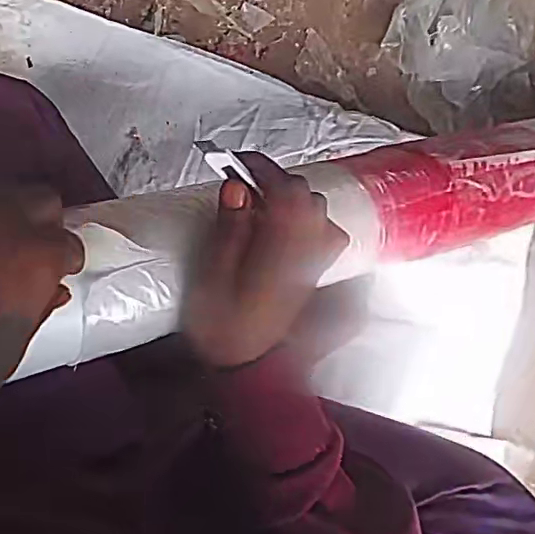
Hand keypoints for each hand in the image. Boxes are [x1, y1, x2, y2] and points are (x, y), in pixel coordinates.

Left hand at [0, 186, 84, 433]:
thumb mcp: (12, 346)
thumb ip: (36, 307)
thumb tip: (49, 290)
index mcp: (36, 255)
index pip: (67, 242)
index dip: (62, 260)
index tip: (55, 274)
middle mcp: (1, 218)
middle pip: (38, 199)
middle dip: (40, 223)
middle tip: (27, 254)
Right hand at [183, 153, 348, 367]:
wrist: (249, 372)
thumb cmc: (223, 328)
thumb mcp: (212, 277)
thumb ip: (229, 229)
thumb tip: (237, 187)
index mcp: (281, 250)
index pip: (284, 191)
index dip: (261, 168)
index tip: (236, 161)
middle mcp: (308, 253)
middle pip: (303, 198)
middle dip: (273, 183)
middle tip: (240, 185)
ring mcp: (317, 266)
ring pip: (316, 214)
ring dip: (288, 201)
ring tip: (258, 206)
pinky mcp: (316, 277)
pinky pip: (322, 235)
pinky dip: (303, 221)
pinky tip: (282, 230)